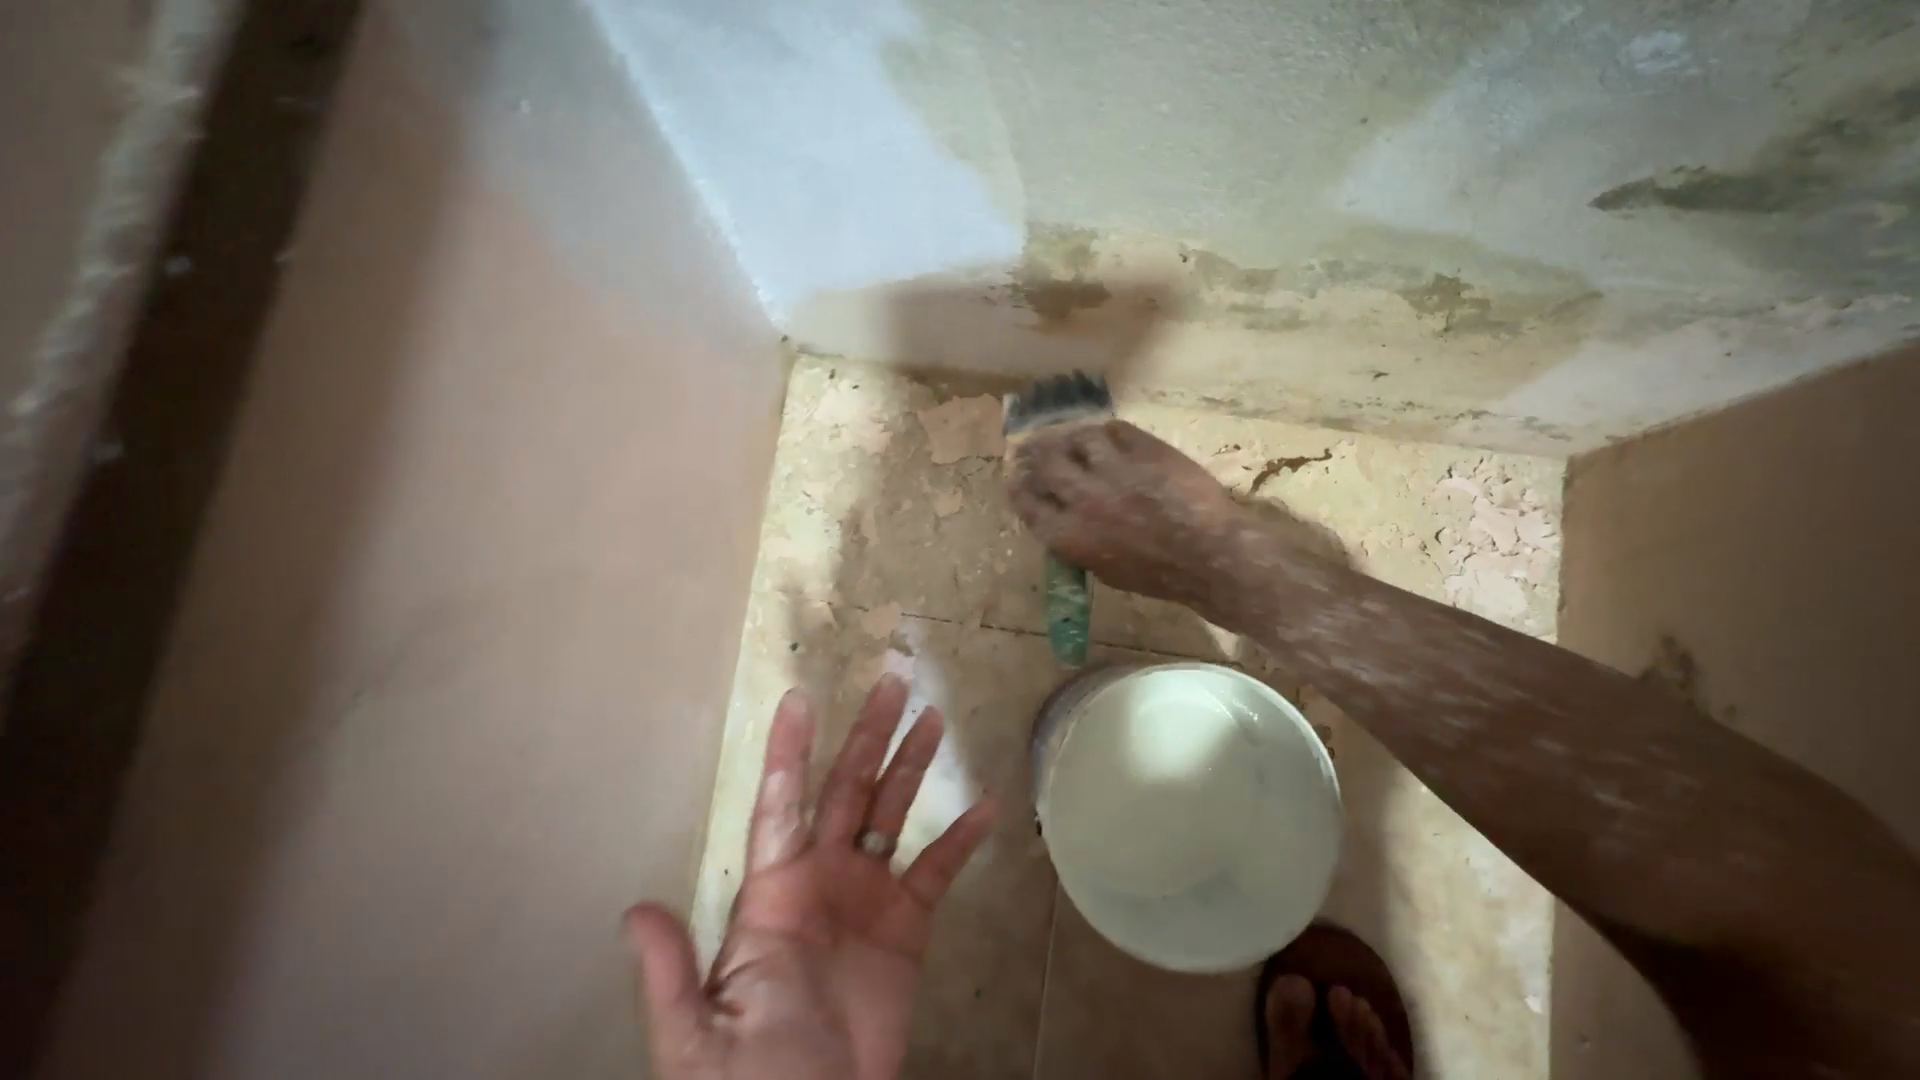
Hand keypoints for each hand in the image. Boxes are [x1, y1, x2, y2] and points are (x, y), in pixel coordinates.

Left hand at [625, 676, 995, 1079]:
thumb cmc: (753, 1078)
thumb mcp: (696, 1039)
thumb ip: (672, 974)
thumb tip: (633, 911)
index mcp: (773, 892)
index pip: (780, 806)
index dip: (788, 754)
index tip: (798, 699)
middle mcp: (822, 877)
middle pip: (846, 789)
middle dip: (867, 735)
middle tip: (892, 683)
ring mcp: (868, 896)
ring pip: (891, 812)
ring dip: (911, 765)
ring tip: (932, 717)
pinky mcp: (908, 925)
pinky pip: (939, 870)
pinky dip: (962, 838)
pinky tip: (987, 806)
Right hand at [1008, 419, 1257, 615]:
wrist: (1209, 555)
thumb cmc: (1157, 576)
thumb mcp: (1105, 571)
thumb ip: (1079, 544)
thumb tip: (1067, 524)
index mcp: (1068, 534)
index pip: (1027, 502)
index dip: (1018, 487)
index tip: (1016, 479)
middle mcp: (1082, 496)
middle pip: (1045, 463)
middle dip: (1035, 453)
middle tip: (1035, 448)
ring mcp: (1113, 468)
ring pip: (1080, 438)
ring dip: (1073, 438)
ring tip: (1073, 438)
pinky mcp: (1144, 449)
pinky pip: (1116, 430)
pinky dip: (1108, 432)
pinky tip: (1109, 435)